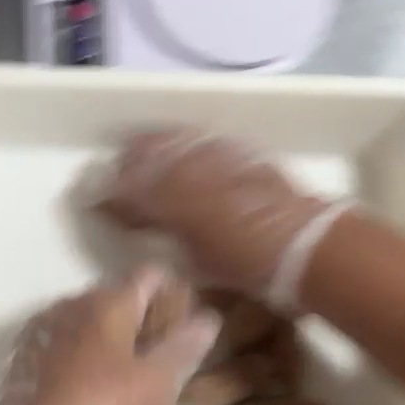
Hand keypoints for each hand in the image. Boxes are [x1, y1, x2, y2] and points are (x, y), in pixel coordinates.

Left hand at [0, 265, 220, 404]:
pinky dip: (82, 350)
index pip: (151, 274)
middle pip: (119, 294)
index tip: (186, 322)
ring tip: (127, 372)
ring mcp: (44, 325)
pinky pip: (64, 338)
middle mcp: (73, 301)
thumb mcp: (158, 382)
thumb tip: (208, 317)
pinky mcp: (25, 352)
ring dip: (111, 334)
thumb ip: (186, 344)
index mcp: (108, 300)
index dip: (175, 292)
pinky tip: (90, 384)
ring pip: (89, 317)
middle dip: (142, 315)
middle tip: (161, 353)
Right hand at [96, 131, 350, 308]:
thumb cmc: (251, 266)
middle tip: (113, 173)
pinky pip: (202, 138)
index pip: (128, 190)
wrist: (311, 247)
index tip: (94, 199)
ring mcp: (219, 156)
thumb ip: (164, 232)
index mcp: (174, 202)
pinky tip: (181, 146)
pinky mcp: (242, 152)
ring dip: (151, 146)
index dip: (108, 195)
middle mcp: (191, 170)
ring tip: (138, 152)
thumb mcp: (197, 258)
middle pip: (146, 156)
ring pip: (173, 140)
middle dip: (125, 164)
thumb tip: (140, 220)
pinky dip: (184, 141)